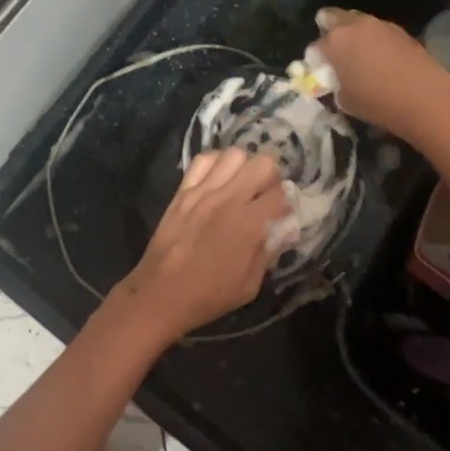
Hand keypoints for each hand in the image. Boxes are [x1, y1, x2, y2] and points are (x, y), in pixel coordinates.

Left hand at [109, 148, 288, 343]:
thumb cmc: (209, 295)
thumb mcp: (250, 284)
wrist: (161, 293)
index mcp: (249, 224)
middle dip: (271, 176)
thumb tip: (287, 228)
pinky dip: (216, 163)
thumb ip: (270, 251)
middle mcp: (228, 199)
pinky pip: (203, 160)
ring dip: (244, 166)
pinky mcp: (183, 190)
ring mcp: (203, 191)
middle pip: (263, 163)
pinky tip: (218, 178)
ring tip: (242, 183)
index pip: (281, 193)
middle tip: (265, 193)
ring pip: (234, 154)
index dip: (288, 200)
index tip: (284, 210)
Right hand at [313, 8, 449, 145]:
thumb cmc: (378, 102)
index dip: (316, 60)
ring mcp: (380, 24)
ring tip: (362, 58)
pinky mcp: (400, 30)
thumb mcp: (344, 100)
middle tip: (337, 56)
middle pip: (332, 18)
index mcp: (335, 40)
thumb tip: (337, 79)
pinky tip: (383, 61)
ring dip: (354, 35)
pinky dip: (375, 40)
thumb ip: (334, 84)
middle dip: (330, 33)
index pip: (315, 46)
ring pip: (357, 21)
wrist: (426, 99)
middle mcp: (355, 24)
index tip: (322, 73)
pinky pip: (378, 30)